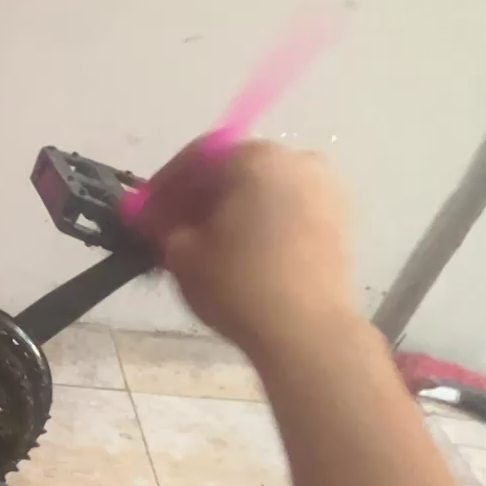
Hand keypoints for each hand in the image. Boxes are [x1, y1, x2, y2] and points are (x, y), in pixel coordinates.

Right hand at [126, 136, 357, 358]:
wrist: (305, 329)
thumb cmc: (237, 284)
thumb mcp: (181, 254)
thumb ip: (163, 227)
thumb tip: (157, 219)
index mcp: (255, 159)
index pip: (198, 156)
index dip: (164, 184)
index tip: (145, 212)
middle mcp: (296, 159)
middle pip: (234, 168)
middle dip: (198, 195)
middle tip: (171, 227)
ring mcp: (325, 187)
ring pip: (262, 188)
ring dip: (230, 209)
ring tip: (206, 243)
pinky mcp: (340, 218)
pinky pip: (287, 207)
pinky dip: (260, 220)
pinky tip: (241, 250)